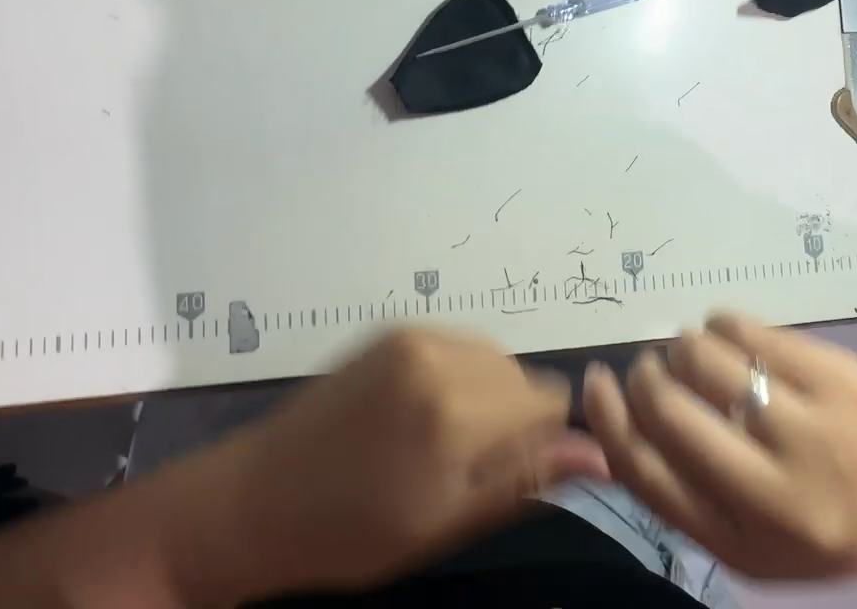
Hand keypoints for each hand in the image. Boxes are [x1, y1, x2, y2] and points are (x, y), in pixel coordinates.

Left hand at [213, 328, 607, 593]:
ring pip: (491, 355)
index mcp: (454, 411)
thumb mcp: (446, 522)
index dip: (538, 441)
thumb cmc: (352, 530)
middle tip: (462, 464)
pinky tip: (417, 410)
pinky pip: (455, 342)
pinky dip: (456, 373)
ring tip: (436, 438)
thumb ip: (525, 480)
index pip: (548, 400)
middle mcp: (438, 355)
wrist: (255, 497)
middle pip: (521, 374)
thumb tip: (602, 457)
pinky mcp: (389, 328)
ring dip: (485, 393)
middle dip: (512, 416)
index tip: (502, 472)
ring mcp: (410, 334)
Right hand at [582, 313, 856, 578]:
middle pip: (664, 407)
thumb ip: (691, 491)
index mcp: (747, 544)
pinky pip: (737, 325)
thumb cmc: (841, 523)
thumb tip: (620, 418)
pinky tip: (735, 340)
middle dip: (644, 375)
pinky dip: (719, 324)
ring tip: (705, 358)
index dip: (608, 419)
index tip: (596, 383)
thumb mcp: (761, 540)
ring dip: (683, 347)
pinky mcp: (829, 372)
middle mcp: (773, 491)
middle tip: (655, 368)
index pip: (645, 473)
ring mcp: (806, 426)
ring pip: (697, 354)